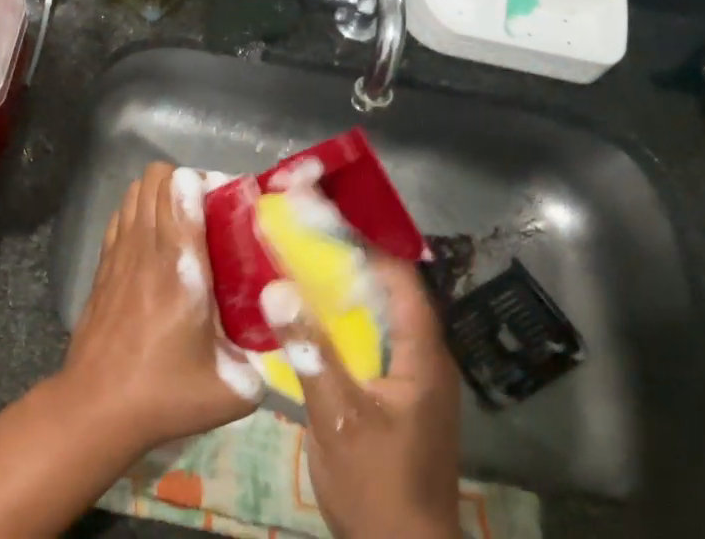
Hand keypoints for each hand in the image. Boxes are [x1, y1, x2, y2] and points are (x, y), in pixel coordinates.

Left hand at [56, 163, 262, 449]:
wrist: (96, 408)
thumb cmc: (165, 395)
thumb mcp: (233, 388)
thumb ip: (266, 359)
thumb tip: (288, 334)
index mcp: (179, 266)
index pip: (182, 189)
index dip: (208, 182)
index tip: (231, 202)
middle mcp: (146, 247)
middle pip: (157, 178)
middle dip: (187, 182)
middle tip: (213, 212)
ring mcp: (118, 253)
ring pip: (135, 191)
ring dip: (161, 194)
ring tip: (186, 223)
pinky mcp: (102, 266)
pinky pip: (120, 216)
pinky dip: (139, 214)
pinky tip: (156, 245)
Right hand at [262, 259, 459, 538]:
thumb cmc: (377, 482)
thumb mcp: (337, 415)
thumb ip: (310, 352)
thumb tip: (277, 287)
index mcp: (424, 356)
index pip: (400, 279)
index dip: (363, 245)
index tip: (320, 221)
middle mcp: (426, 361)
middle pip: (390, 295)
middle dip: (347, 266)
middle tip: (301, 242)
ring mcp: (415, 383)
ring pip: (381, 322)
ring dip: (344, 297)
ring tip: (298, 273)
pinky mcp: (401, 402)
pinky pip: (374, 347)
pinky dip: (345, 329)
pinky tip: (311, 329)